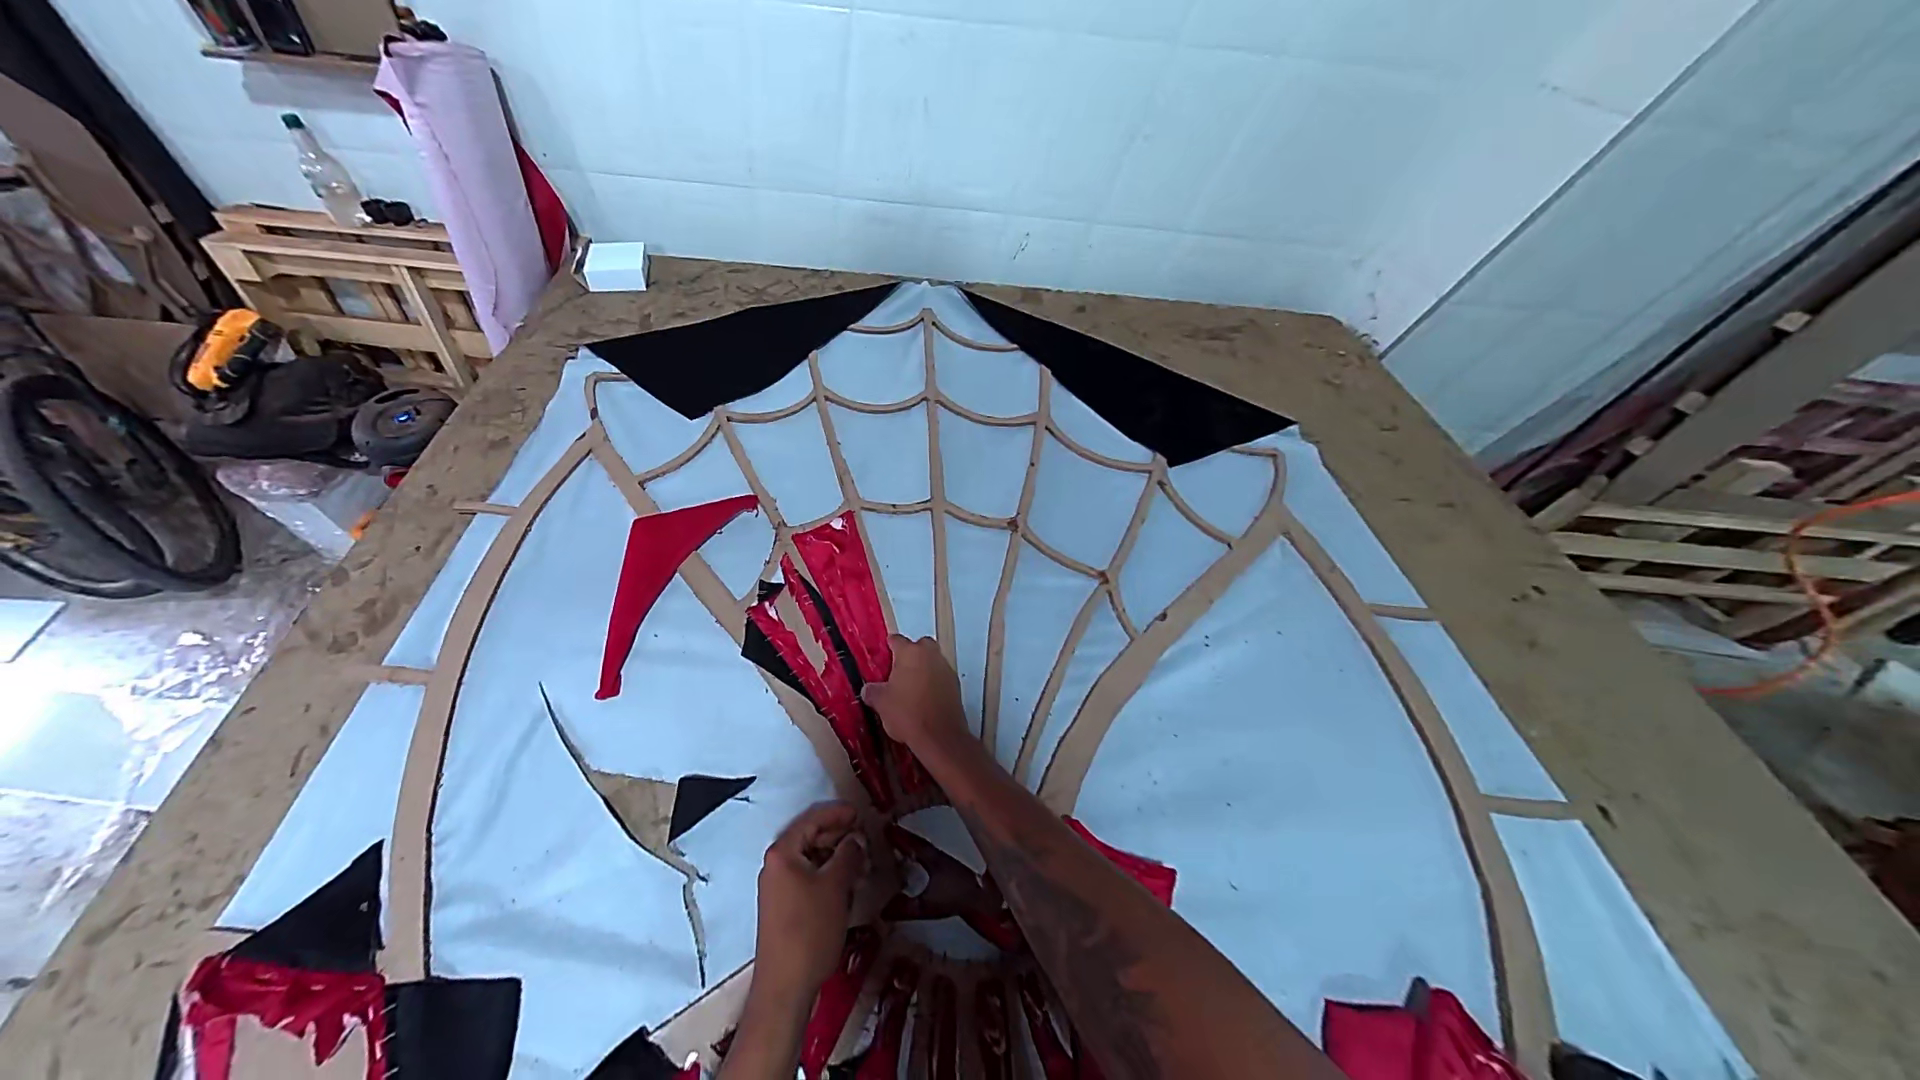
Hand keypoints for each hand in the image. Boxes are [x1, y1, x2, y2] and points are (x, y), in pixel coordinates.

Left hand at [753, 801, 868, 995]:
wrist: (786, 985)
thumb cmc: (810, 929)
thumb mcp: (836, 885)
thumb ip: (849, 853)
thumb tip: (856, 838)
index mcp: (782, 853)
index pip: (812, 819)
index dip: (838, 813)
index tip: (860, 813)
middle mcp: (776, 866)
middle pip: (810, 837)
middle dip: (839, 836)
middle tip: (865, 839)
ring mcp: (778, 887)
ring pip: (812, 859)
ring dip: (837, 857)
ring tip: (861, 863)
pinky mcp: (784, 906)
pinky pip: (808, 878)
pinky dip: (829, 875)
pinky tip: (848, 885)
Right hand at [862, 635, 968, 757]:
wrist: (939, 737)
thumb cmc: (907, 713)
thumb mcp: (880, 702)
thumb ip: (872, 691)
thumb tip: (868, 689)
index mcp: (910, 652)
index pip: (896, 640)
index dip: (887, 647)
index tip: (882, 657)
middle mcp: (931, 655)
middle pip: (919, 646)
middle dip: (910, 654)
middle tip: (898, 671)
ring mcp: (946, 669)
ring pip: (932, 661)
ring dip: (923, 669)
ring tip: (910, 688)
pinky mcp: (956, 685)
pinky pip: (941, 677)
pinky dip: (933, 683)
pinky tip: (924, 698)